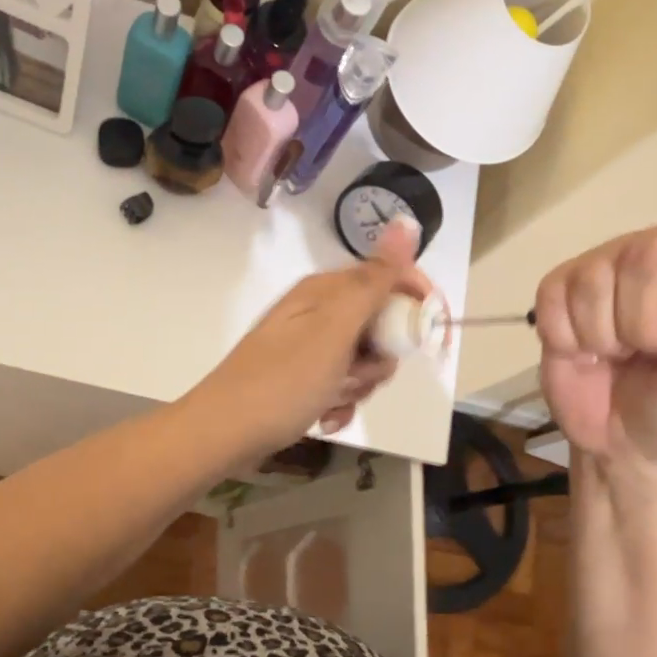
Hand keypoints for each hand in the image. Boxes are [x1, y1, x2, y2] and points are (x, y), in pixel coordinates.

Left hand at [187, 218, 432, 457]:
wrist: (223, 434)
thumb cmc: (281, 383)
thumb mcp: (333, 330)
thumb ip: (373, 281)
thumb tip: (405, 222)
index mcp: (323, 292)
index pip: (387, 278)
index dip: (415, 303)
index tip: (433, 336)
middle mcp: (315, 315)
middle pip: (378, 327)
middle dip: (379, 359)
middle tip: (357, 376)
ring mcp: (306, 351)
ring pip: (361, 363)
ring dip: (357, 388)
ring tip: (332, 401)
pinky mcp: (299, 382)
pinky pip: (338, 388)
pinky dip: (338, 405)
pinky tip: (325, 419)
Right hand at [536, 161, 656, 483]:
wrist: (637, 453)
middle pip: (649, 252)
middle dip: (656, 324)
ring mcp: (612, 262)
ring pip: (600, 278)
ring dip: (615, 338)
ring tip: (631, 356)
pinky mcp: (561, 289)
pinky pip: (557, 297)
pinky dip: (573, 339)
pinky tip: (593, 353)